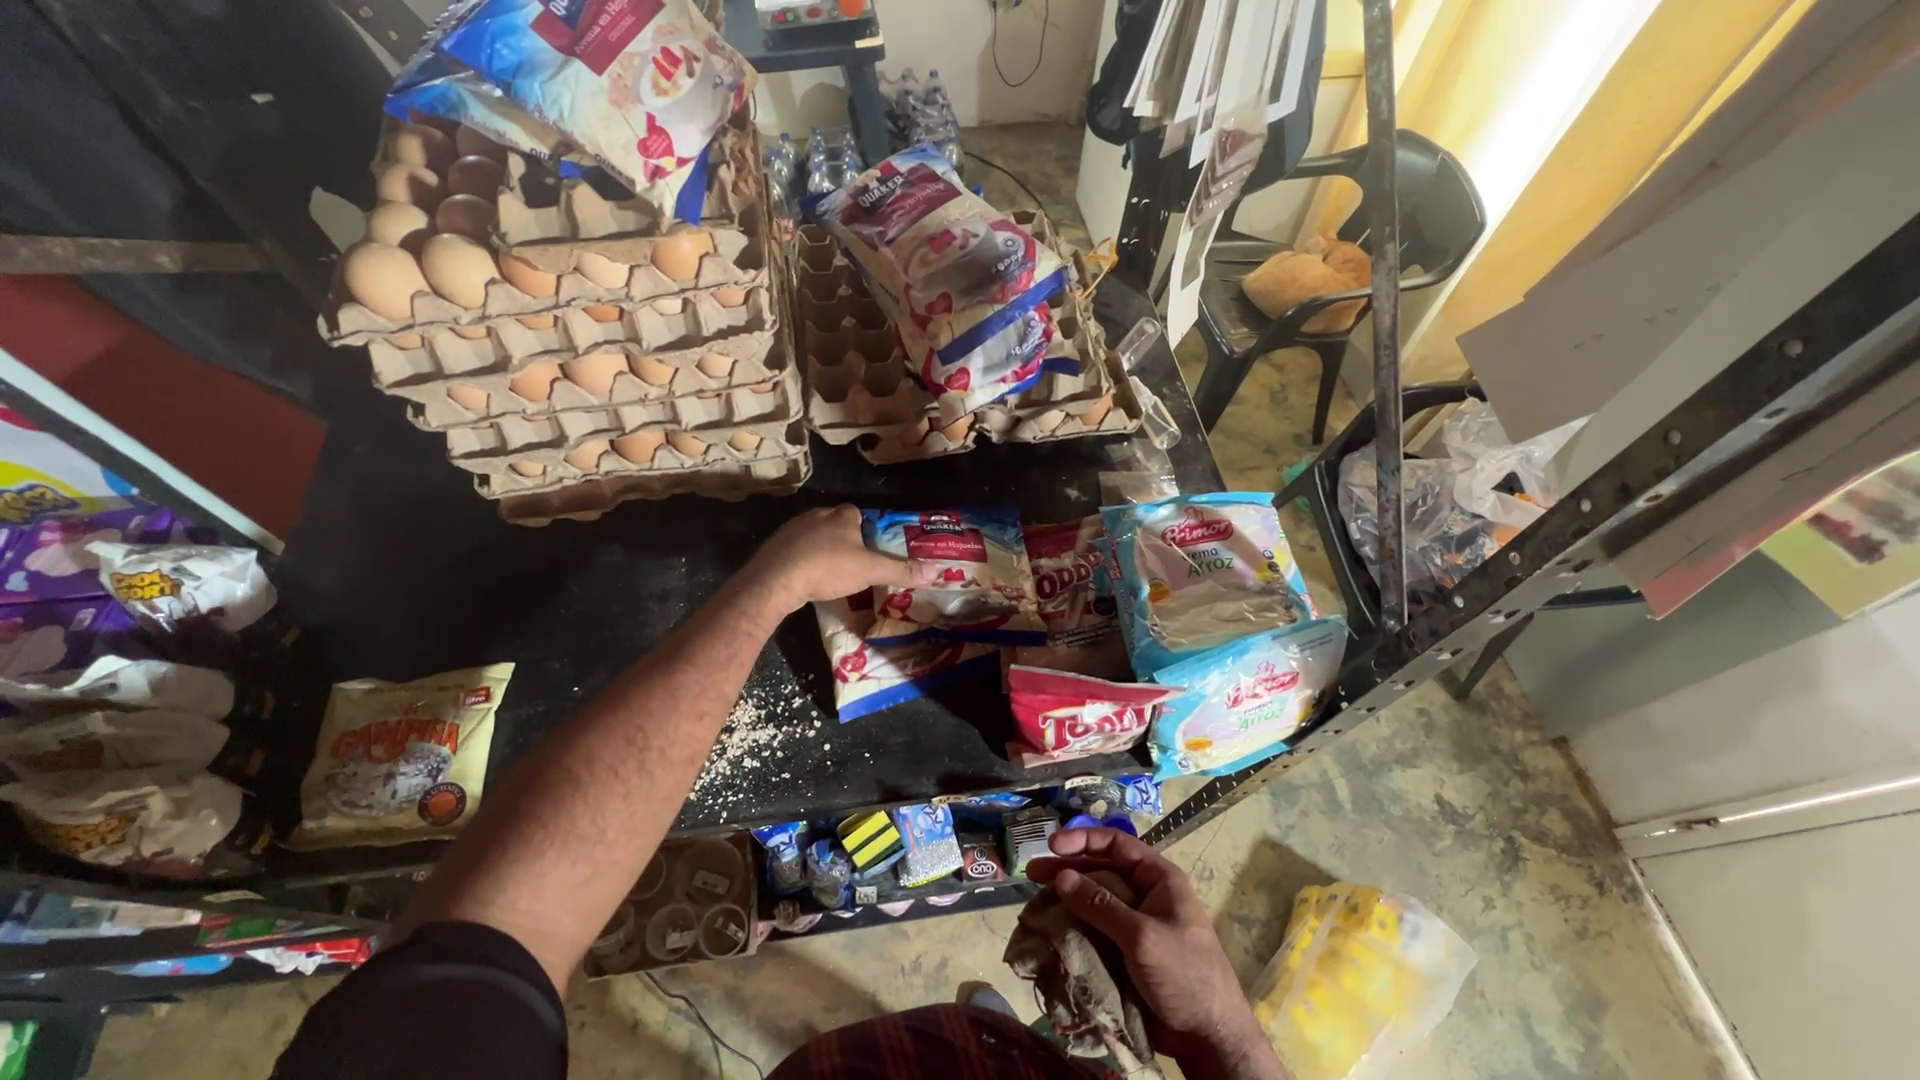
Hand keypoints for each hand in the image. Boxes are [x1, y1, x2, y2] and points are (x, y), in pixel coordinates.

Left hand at [745, 505, 928, 612]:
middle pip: (834, 523)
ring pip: (813, 536)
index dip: (864, 529)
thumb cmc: (827, 567)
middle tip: (853, 562)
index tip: (870, 547)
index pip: (856, 513)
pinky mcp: (774, 546)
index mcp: (841, 515)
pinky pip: (794, 551)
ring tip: (831, 573)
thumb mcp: (870, 571)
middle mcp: (816, 515)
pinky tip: (806, 578)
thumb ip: (900, 570)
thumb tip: (936, 572)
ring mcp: (792, 530)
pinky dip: (802, 561)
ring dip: (821, 550)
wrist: (776, 579)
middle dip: (843, 540)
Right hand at [1027, 828, 1286, 1079]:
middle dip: (1067, 869)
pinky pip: (1093, 930)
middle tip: (1032, 873)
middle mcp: (1144, 895)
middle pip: (1100, 871)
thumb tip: (1062, 876)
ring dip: (1065, 899)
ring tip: (1034, 901)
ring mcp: (1134, 924)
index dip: (1083, 840)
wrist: (1207, 1036)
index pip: (1117, 845)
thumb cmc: (1185, 976)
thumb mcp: (1142, 936)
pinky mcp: (1123, 951)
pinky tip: (1050, 928)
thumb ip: (1101, 905)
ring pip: (1093, 901)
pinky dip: (1071, 926)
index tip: (1051, 845)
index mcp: (1158, 879)